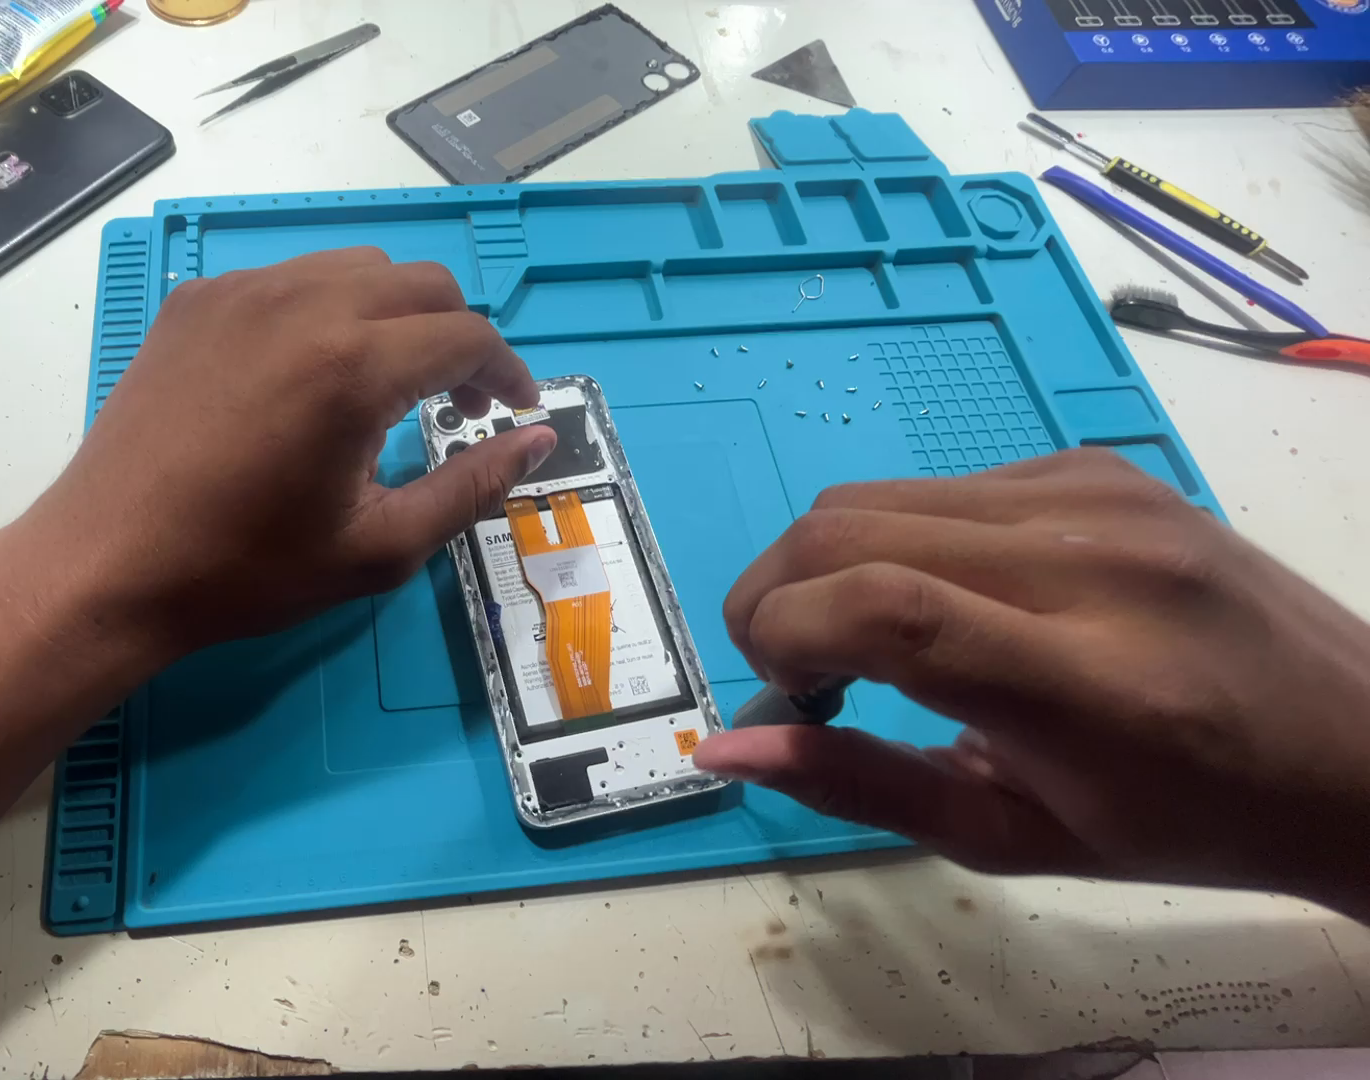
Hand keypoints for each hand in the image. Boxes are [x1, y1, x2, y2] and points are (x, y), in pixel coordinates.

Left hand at [9, 247, 555, 658]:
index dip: (507, 372)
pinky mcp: (197, 302)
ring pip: (357, 269)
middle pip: (422, 284)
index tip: (515, 412)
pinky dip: (330, 311)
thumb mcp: (378, 548)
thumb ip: (471, 487)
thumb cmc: (246, 571)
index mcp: (353, 365)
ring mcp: (240, 292)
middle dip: (458, 339)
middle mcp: (302, 302)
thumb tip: (539, 440)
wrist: (107, 566)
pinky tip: (311, 374)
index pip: (466, 335)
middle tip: (456, 408)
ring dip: (397, 318)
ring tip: (386, 388)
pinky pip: (291, 280)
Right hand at [694, 448, 1369, 912]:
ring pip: (858, 500)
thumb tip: (719, 749)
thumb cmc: (1176, 820)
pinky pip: (916, 490)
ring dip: (815, 569)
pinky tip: (932, 591)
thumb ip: (850, 784)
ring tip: (858, 630)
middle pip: (840, 532)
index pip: (880, 610)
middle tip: (800, 664)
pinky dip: (878, 542)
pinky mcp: (1086, 466)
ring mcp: (1092, 496)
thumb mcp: (1002, 836)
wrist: (1365, 744)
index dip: (781, 632)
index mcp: (1090, 687)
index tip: (784, 684)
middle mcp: (1094, 564)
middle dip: (771, 597)